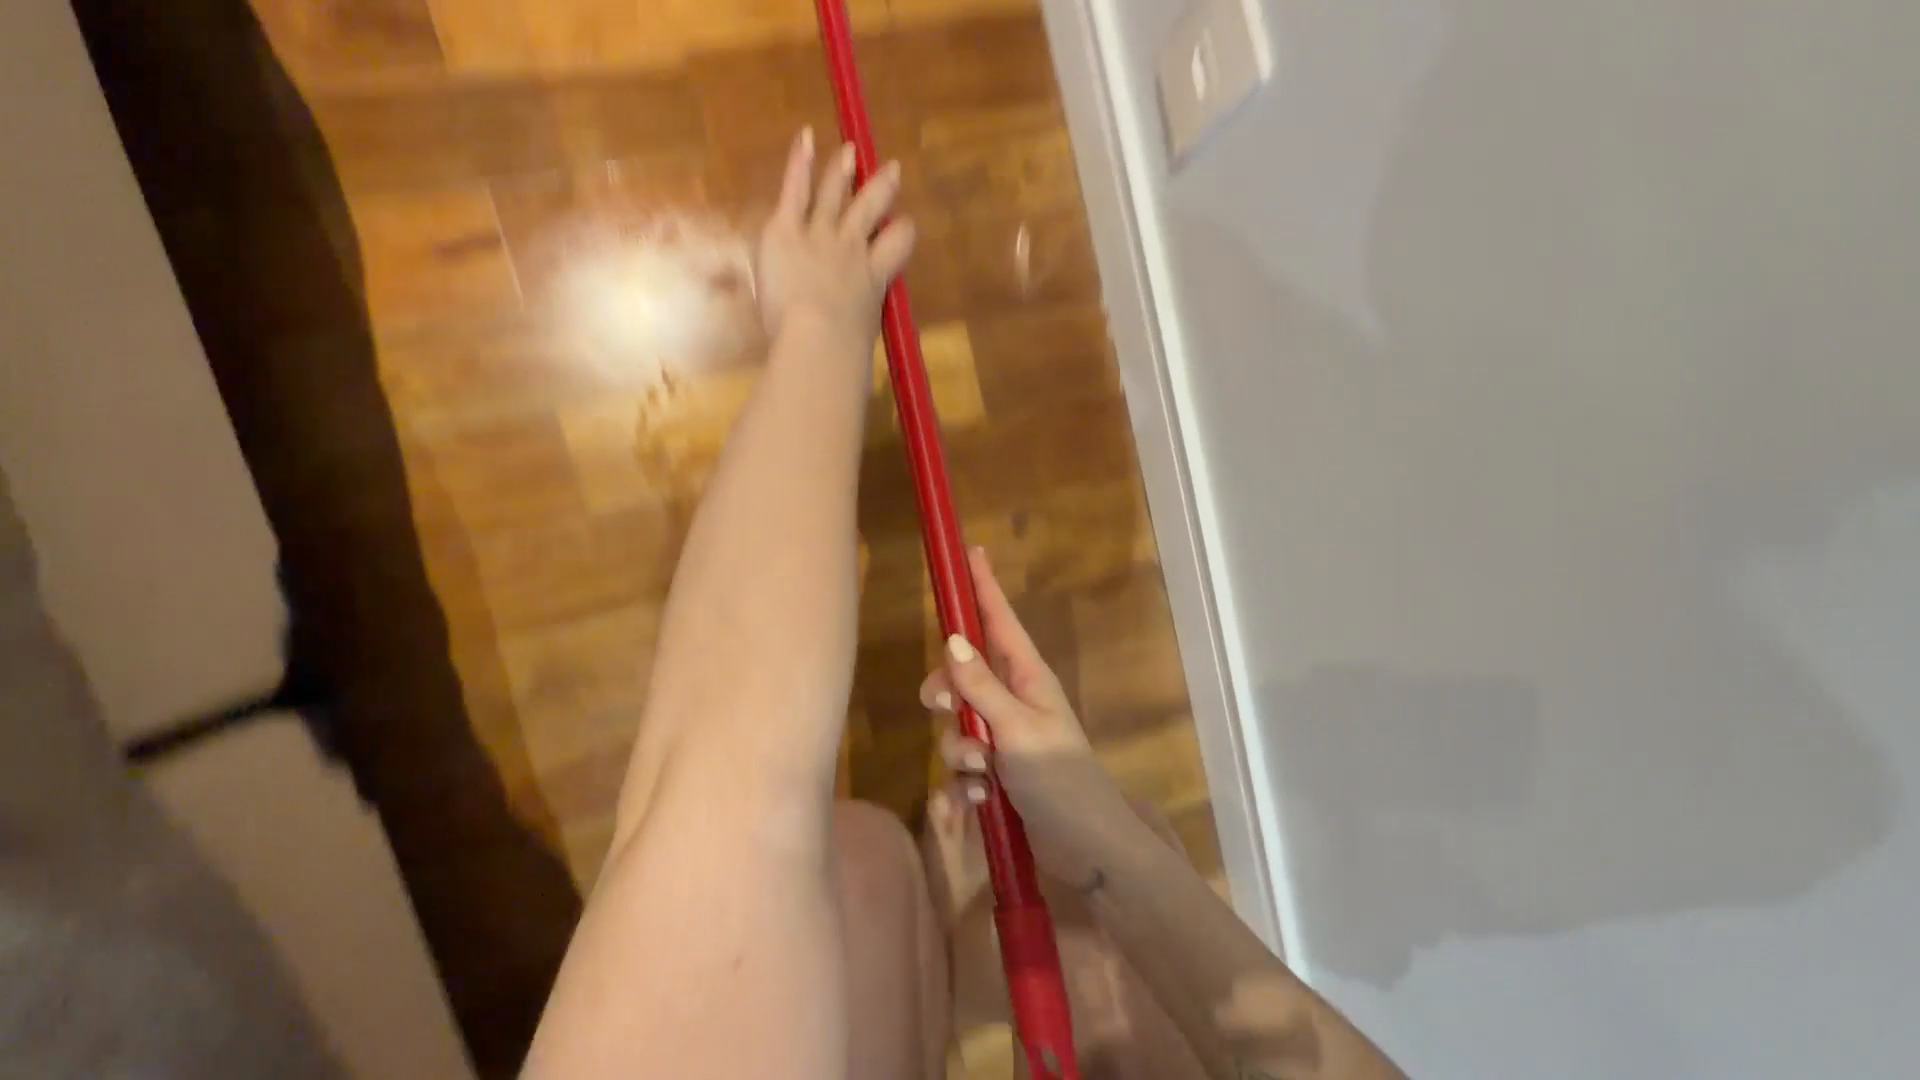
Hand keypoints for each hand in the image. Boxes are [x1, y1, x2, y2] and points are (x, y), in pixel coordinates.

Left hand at [754, 128, 915, 353]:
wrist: (819, 336)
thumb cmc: (842, 352)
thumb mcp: (862, 341)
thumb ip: (859, 329)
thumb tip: (854, 347)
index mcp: (874, 279)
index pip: (898, 245)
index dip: (903, 234)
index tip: (905, 226)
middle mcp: (853, 248)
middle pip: (872, 210)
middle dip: (881, 189)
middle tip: (891, 170)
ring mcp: (821, 233)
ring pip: (836, 194)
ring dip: (844, 171)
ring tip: (851, 151)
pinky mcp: (787, 230)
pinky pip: (795, 190)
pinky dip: (800, 163)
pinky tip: (804, 138)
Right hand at [919, 548, 1136, 885]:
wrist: (1086, 849)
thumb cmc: (1061, 780)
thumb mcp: (1018, 730)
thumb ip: (982, 687)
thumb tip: (952, 639)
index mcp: (1028, 678)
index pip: (1000, 620)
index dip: (984, 587)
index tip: (971, 550)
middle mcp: (1014, 701)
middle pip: (961, 675)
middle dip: (947, 695)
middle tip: (945, 710)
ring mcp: (1004, 738)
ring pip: (956, 725)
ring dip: (959, 752)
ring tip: (981, 775)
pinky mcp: (996, 774)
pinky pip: (960, 767)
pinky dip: (963, 786)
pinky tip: (975, 803)